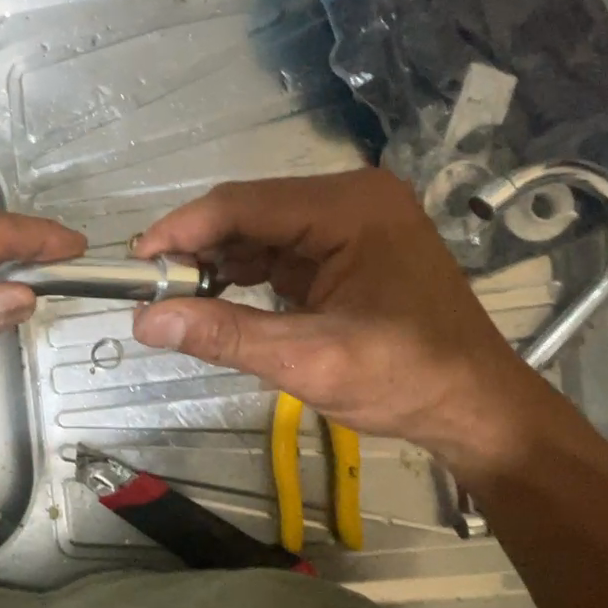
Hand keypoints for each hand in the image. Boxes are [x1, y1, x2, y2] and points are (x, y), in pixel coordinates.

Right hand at [130, 169, 550, 470]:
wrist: (473, 406)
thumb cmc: (404, 379)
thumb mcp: (308, 360)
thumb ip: (224, 335)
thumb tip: (145, 321)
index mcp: (350, 208)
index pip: (242, 204)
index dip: (181, 231)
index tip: (134, 265)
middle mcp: (350, 201)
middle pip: (248, 213)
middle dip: (196, 250)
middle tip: (150, 292)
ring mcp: (350, 226)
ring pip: (258, 234)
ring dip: (215, 266)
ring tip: (176, 303)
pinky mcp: (346, 253)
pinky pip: (278, 255)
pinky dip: (243, 278)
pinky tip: (216, 303)